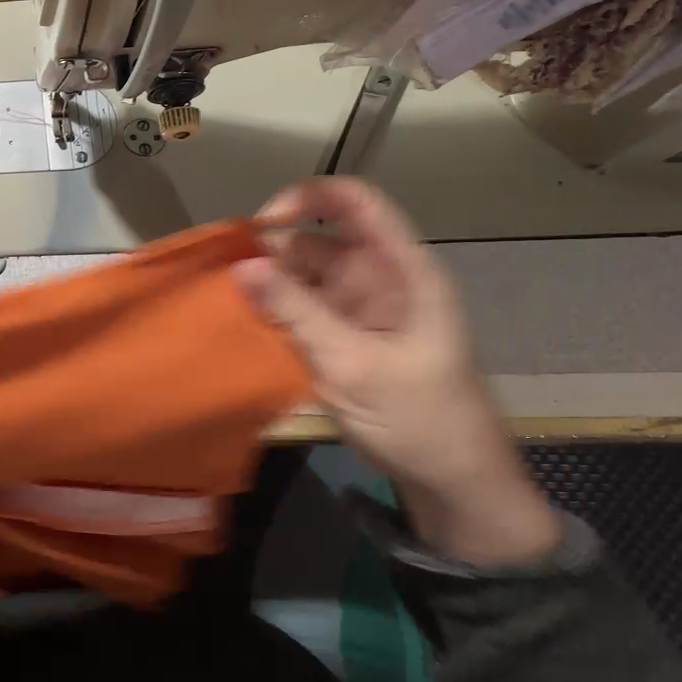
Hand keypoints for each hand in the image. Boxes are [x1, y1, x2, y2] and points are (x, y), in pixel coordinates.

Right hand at [232, 178, 559, 565]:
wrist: (453, 485)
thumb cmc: (422, 418)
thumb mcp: (354, 364)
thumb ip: (296, 311)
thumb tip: (239, 264)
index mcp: (401, 269)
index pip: (355, 201)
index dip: (307, 197)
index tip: (261, 227)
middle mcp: (376, 277)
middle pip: (313, 238)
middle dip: (270, 252)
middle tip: (230, 281)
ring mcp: (356, 307)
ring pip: (298, 274)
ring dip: (264, 284)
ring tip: (228, 304)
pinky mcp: (339, 336)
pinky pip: (295, 307)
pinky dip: (269, 310)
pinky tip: (242, 324)